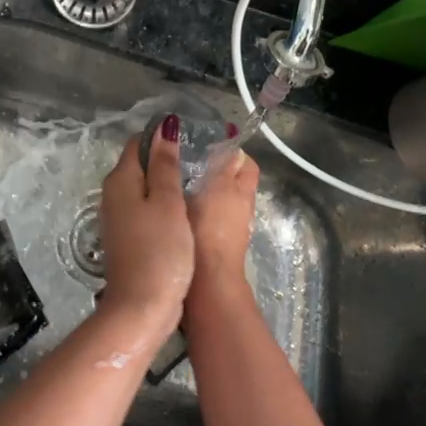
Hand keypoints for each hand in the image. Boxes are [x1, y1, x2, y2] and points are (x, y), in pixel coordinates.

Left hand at [98, 120, 192, 336]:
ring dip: (166, 185)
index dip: (162, 137)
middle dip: (166, 160)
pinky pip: (145, 210)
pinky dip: (162, 206)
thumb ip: (165, 165)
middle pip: (140, 165)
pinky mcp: (127, 239)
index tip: (191, 139)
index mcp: (121, 180)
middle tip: (200, 161)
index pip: (139, 143)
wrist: (141, 309)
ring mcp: (118, 219)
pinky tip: (183, 213)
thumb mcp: (167, 202)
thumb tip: (164, 127)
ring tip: (196, 184)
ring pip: (144, 189)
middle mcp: (113, 195)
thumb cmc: (159, 251)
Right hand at [189, 146, 259, 284]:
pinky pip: (208, 216)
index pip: (247, 164)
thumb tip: (236, 149)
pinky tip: (178, 207)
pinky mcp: (215, 242)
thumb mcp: (218, 189)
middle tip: (189, 160)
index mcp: (243, 192)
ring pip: (220, 200)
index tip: (208, 145)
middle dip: (216, 170)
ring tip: (179, 180)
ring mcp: (229, 228)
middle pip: (234, 181)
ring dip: (205, 190)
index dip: (232, 152)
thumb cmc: (211, 228)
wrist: (206, 279)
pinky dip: (198, 208)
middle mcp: (241, 208)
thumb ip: (225, 167)